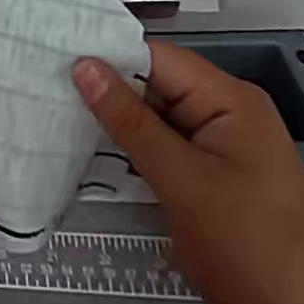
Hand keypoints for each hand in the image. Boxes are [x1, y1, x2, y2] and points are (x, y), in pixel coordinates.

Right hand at [72, 42, 303, 303]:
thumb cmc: (253, 248)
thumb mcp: (183, 180)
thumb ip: (129, 121)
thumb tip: (85, 66)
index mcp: (231, 100)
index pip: (158, 58)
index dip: (110, 55)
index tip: (58, 55)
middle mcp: (226, 115)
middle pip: (156, 85)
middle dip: (108, 89)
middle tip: (50, 83)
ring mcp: (218, 150)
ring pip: (155, 118)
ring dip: (116, 120)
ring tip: (60, 109)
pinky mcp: (209, 181)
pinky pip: (163, 149)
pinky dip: (132, 148)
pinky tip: (92, 147)